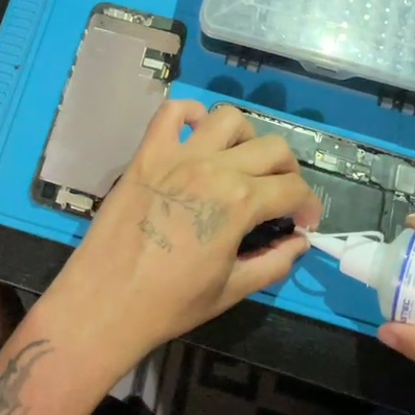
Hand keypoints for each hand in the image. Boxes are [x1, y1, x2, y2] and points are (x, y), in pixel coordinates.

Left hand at [38, 100, 322, 368]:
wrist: (107, 301)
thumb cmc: (171, 303)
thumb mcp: (233, 290)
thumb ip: (274, 261)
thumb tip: (299, 241)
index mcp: (240, 203)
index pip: (293, 189)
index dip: (308, 206)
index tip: (303, 222)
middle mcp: (214, 167)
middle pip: (272, 147)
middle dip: (288, 171)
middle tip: (279, 195)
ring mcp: (177, 155)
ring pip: (228, 118)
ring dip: (245, 137)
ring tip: (240, 163)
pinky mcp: (147, 152)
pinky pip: (172, 111)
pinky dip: (190, 113)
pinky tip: (197, 136)